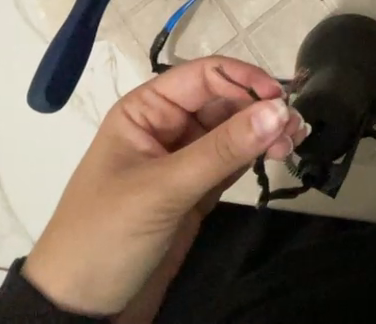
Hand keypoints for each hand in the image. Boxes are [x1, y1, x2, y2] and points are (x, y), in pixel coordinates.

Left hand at [22, 57, 307, 319]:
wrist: (80, 317)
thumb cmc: (105, 237)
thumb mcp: (163, 189)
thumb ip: (223, 149)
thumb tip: (280, 109)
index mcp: (146, 111)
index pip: (205, 77)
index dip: (244, 81)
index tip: (280, 100)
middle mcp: (166, 127)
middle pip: (225, 101)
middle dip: (260, 109)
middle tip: (295, 128)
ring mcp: (183, 160)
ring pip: (234, 130)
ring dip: (264, 131)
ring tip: (294, 142)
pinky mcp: (197, 191)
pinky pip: (234, 160)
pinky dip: (258, 155)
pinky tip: (280, 153)